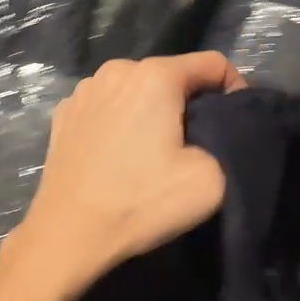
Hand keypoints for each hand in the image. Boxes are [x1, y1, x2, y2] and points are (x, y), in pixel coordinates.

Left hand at [6, 53, 245, 295]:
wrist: (67, 236)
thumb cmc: (140, 202)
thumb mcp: (210, 180)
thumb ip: (226, 143)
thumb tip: (210, 135)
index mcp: (155, 76)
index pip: (213, 64)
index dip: (235, 89)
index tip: (236, 124)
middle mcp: (117, 69)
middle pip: (173, 75)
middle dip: (192, 102)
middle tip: (198, 144)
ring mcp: (85, 90)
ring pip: (138, 89)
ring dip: (154, 110)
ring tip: (156, 151)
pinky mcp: (64, 114)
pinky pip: (108, 106)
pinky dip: (122, 121)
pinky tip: (120, 156)